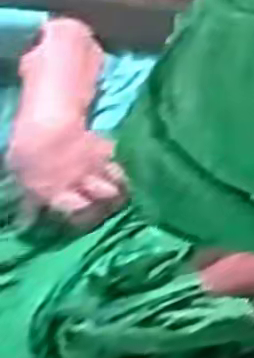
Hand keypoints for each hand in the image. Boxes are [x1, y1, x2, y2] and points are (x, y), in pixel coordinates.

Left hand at [6, 114, 125, 229]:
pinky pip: (122, 163)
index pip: (79, 209)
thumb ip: (31, 203)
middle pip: (107, 195)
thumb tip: (29, 225)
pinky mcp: (112, 150)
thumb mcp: (23, 184)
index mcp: (57, 191)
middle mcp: (83, 179)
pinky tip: (127, 176)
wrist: (49, 130)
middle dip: (110, 205)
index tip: (85, 227)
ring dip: (123, 188)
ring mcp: (101, 163)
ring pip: (121, 179)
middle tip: (109, 212)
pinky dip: (125, 171)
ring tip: (124, 196)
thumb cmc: (28, 158)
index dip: (84, 219)